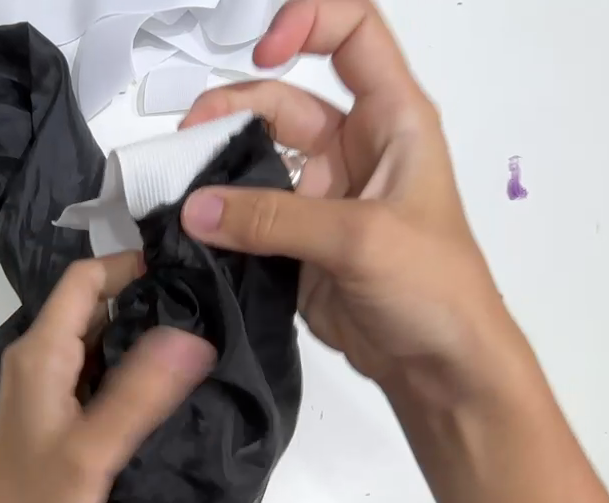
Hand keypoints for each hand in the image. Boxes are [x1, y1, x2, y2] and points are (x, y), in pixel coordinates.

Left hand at [0, 254, 215, 502]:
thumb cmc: (44, 497)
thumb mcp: (96, 449)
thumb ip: (140, 394)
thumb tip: (193, 336)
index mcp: (42, 352)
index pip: (85, 278)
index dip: (131, 266)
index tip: (185, 275)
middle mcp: (35, 353)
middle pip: (90, 301)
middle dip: (142, 297)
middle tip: (200, 307)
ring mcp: (40, 376)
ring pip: (91, 331)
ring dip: (134, 329)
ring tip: (189, 335)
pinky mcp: (48, 399)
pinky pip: (88, 361)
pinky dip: (120, 359)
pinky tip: (155, 375)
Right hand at [179, 0, 525, 390]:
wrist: (434, 362)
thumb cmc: (431, 286)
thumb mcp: (358, 238)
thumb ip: (275, 220)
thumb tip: (194, 210)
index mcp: (391, 120)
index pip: (353, 35)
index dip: (307, 23)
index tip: (260, 52)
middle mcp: (352, 151)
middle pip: (283, 104)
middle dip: (231, 112)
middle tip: (183, 146)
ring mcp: (319, 202)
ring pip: (257, 167)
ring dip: (217, 173)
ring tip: (174, 193)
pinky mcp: (295, 249)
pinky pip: (248, 223)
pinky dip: (218, 226)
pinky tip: (189, 234)